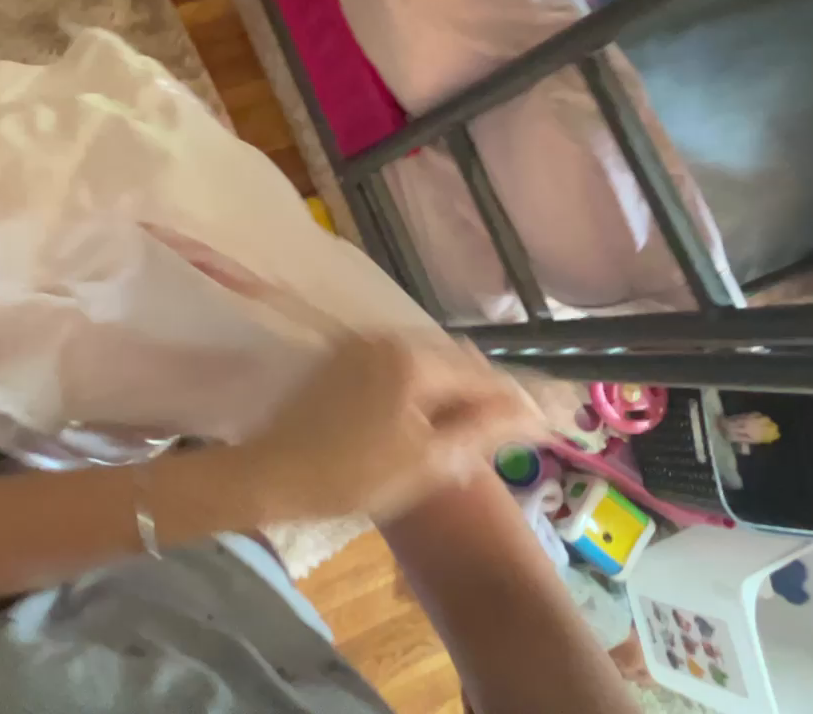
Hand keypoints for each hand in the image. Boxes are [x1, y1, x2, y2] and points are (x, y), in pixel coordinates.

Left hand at [241, 335, 546, 521]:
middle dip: (479, 393)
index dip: (513, 402)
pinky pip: (393, 362)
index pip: (482, 374)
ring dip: (446, 388)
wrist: (274, 472)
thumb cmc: (354, 475)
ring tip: (458, 430)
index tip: (538, 429)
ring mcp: (357, 343)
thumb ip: (484, 430)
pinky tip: (417, 416)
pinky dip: (414, 384)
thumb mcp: (429, 461)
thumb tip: (533, 413)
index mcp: (412, 359)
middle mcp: (386, 338)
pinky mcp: (338, 356)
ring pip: (422, 360)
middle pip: (452, 360)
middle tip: (496, 434)